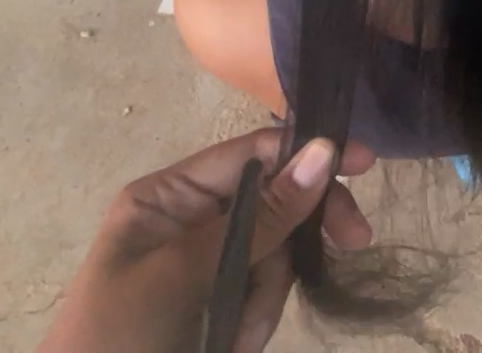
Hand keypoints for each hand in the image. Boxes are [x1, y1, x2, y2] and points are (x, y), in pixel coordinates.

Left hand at [40, 130, 376, 352]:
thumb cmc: (117, 344)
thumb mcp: (185, 275)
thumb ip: (260, 215)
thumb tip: (324, 149)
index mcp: (169, 197)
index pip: (254, 153)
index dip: (309, 151)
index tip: (364, 164)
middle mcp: (192, 219)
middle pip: (275, 198)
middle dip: (302, 229)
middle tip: (355, 241)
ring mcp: (207, 263)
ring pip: (277, 250)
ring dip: (268, 293)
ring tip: (235, 338)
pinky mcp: (219, 303)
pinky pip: (266, 289)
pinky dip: (257, 318)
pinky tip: (232, 345)